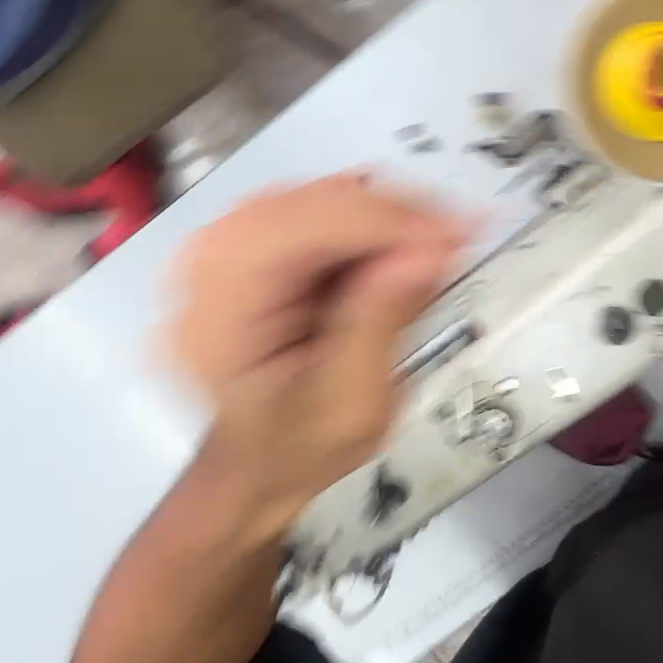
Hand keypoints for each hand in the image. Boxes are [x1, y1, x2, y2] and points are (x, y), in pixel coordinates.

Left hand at [170, 176, 466, 528]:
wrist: (262, 465)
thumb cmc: (300, 448)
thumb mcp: (352, 404)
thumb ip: (381, 323)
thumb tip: (425, 252)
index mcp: (216, 314)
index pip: (292, 231)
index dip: (377, 221)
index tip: (450, 235)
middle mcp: (206, 269)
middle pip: (303, 202)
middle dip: (388, 211)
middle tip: (455, 234)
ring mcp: (227, 253)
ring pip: (314, 197)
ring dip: (385, 213)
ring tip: (440, 241)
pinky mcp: (256, 249)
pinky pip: (318, 212)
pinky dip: (371, 222)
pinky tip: (408, 244)